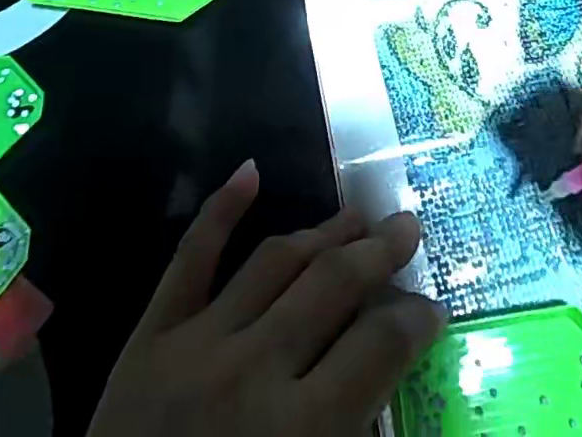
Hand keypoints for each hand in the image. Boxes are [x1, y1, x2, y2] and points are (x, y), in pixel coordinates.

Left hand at [87, 160, 447, 436]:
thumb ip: (353, 429)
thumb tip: (390, 371)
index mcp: (300, 429)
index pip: (380, 345)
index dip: (416, 319)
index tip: (431, 309)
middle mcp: (254, 369)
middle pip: (334, 284)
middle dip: (381, 250)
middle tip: (408, 227)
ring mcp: (197, 344)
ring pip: (277, 261)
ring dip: (325, 231)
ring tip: (357, 215)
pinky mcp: (149, 337)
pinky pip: (189, 259)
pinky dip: (220, 211)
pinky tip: (250, 171)